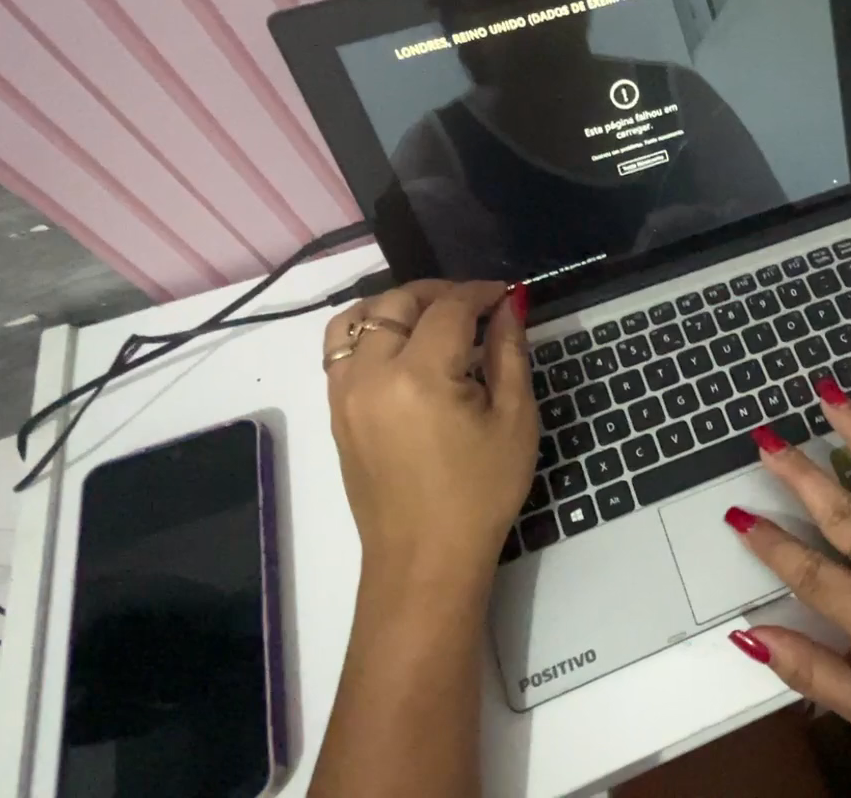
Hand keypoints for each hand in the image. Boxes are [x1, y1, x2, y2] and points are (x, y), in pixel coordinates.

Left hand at [322, 280, 534, 576]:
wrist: (426, 557)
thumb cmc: (482, 491)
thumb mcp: (514, 419)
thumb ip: (509, 352)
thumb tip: (509, 307)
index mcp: (419, 376)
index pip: (449, 308)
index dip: (482, 293)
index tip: (507, 294)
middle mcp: (371, 375)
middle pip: (397, 303)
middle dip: (440, 293)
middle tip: (478, 306)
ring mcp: (345, 394)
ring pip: (357, 319)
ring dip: (396, 306)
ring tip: (432, 319)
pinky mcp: (336, 413)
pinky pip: (340, 351)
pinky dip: (370, 332)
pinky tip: (404, 349)